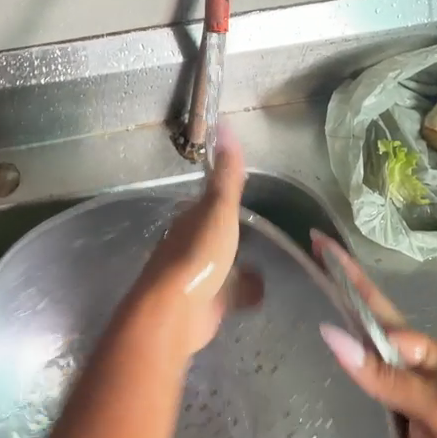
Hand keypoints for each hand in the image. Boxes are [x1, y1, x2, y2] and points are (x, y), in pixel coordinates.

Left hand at [128, 125, 250, 360]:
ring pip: (220, 265)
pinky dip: (241, 292)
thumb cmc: (198, 255)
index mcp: (189, 220)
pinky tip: (258, 294)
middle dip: (227, 233)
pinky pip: (227, 294)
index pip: (205, 202)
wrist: (176, 311)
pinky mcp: (204, 306)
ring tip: (260, 264)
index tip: (237, 193)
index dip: (220, 197)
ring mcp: (195, 277)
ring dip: (235, 264)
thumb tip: (225, 126)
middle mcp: (187, 245)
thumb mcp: (219, 209)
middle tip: (254, 231)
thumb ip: (226, 176)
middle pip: (210, 234)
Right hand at [313, 235, 436, 437]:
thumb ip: (388, 376)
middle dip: (341, 288)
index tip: (320, 247)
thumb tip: (330, 333)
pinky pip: (354, 385)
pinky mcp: (386, 423)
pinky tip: (307, 358)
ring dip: (332, 324)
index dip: (350, 284)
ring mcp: (400, 396)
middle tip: (309, 252)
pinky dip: (332, 367)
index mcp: (436, 356)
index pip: (382, 316)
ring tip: (295, 295)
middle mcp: (416, 368)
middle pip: (369, 323)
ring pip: (358, 352)